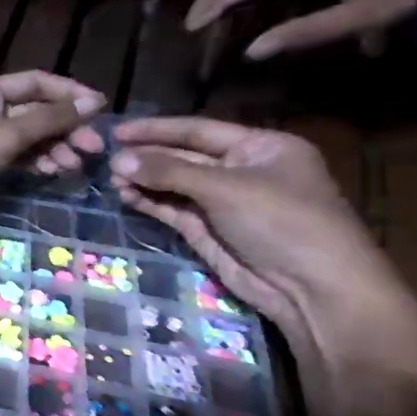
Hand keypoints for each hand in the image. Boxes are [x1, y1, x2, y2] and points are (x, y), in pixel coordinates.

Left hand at [0, 71, 106, 219]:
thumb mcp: (8, 135)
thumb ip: (50, 118)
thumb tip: (93, 102)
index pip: (36, 82)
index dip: (69, 93)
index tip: (99, 108)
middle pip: (35, 110)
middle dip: (65, 128)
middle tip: (94, 148)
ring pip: (28, 135)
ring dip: (54, 147)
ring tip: (75, 165)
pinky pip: (17, 153)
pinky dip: (36, 160)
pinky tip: (54, 171)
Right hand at [111, 117, 416, 415]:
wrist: (310, 286)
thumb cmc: (281, 221)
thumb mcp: (225, 188)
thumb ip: (170, 172)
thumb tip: (118, 160)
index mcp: (260, 147)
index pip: (199, 130)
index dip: (158, 129)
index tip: (118, 131)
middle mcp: (242, 170)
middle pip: (185, 157)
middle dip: (147, 157)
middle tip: (106, 158)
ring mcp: (224, 203)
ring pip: (175, 185)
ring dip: (144, 181)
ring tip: (111, 179)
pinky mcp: (208, 231)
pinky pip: (174, 210)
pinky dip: (151, 202)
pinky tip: (127, 196)